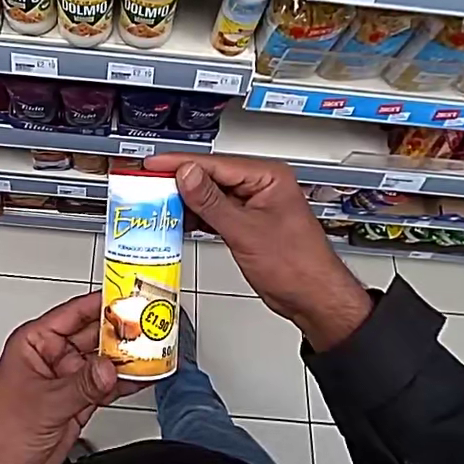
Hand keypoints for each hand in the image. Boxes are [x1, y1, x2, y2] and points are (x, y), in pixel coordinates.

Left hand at [0, 292, 139, 463]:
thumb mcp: (44, 403)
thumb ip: (82, 384)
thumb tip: (110, 367)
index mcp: (36, 342)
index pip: (74, 312)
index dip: (101, 303)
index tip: (128, 297)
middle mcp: (54, 355)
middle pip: (95, 333)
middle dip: (122, 330)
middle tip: (150, 325)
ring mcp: (67, 378)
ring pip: (104, 359)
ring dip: (127, 356)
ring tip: (154, 350)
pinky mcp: (77, 400)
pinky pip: (106, 384)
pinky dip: (124, 381)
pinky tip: (143, 377)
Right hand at [144, 153, 371, 350]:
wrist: (314, 300)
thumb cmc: (299, 266)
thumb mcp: (246, 230)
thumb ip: (212, 202)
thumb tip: (187, 174)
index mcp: (268, 177)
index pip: (215, 163)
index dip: (180, 163)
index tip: (154, 163)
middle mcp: (261, 186)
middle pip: (211, 176)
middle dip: (180, 181)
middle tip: (148, 183)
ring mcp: (254, 205)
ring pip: (211, 196)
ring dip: (186, 201)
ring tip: (157, 201)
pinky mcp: (248, 223)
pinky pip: (216, 213)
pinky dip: (197, 217)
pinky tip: (179, 219)